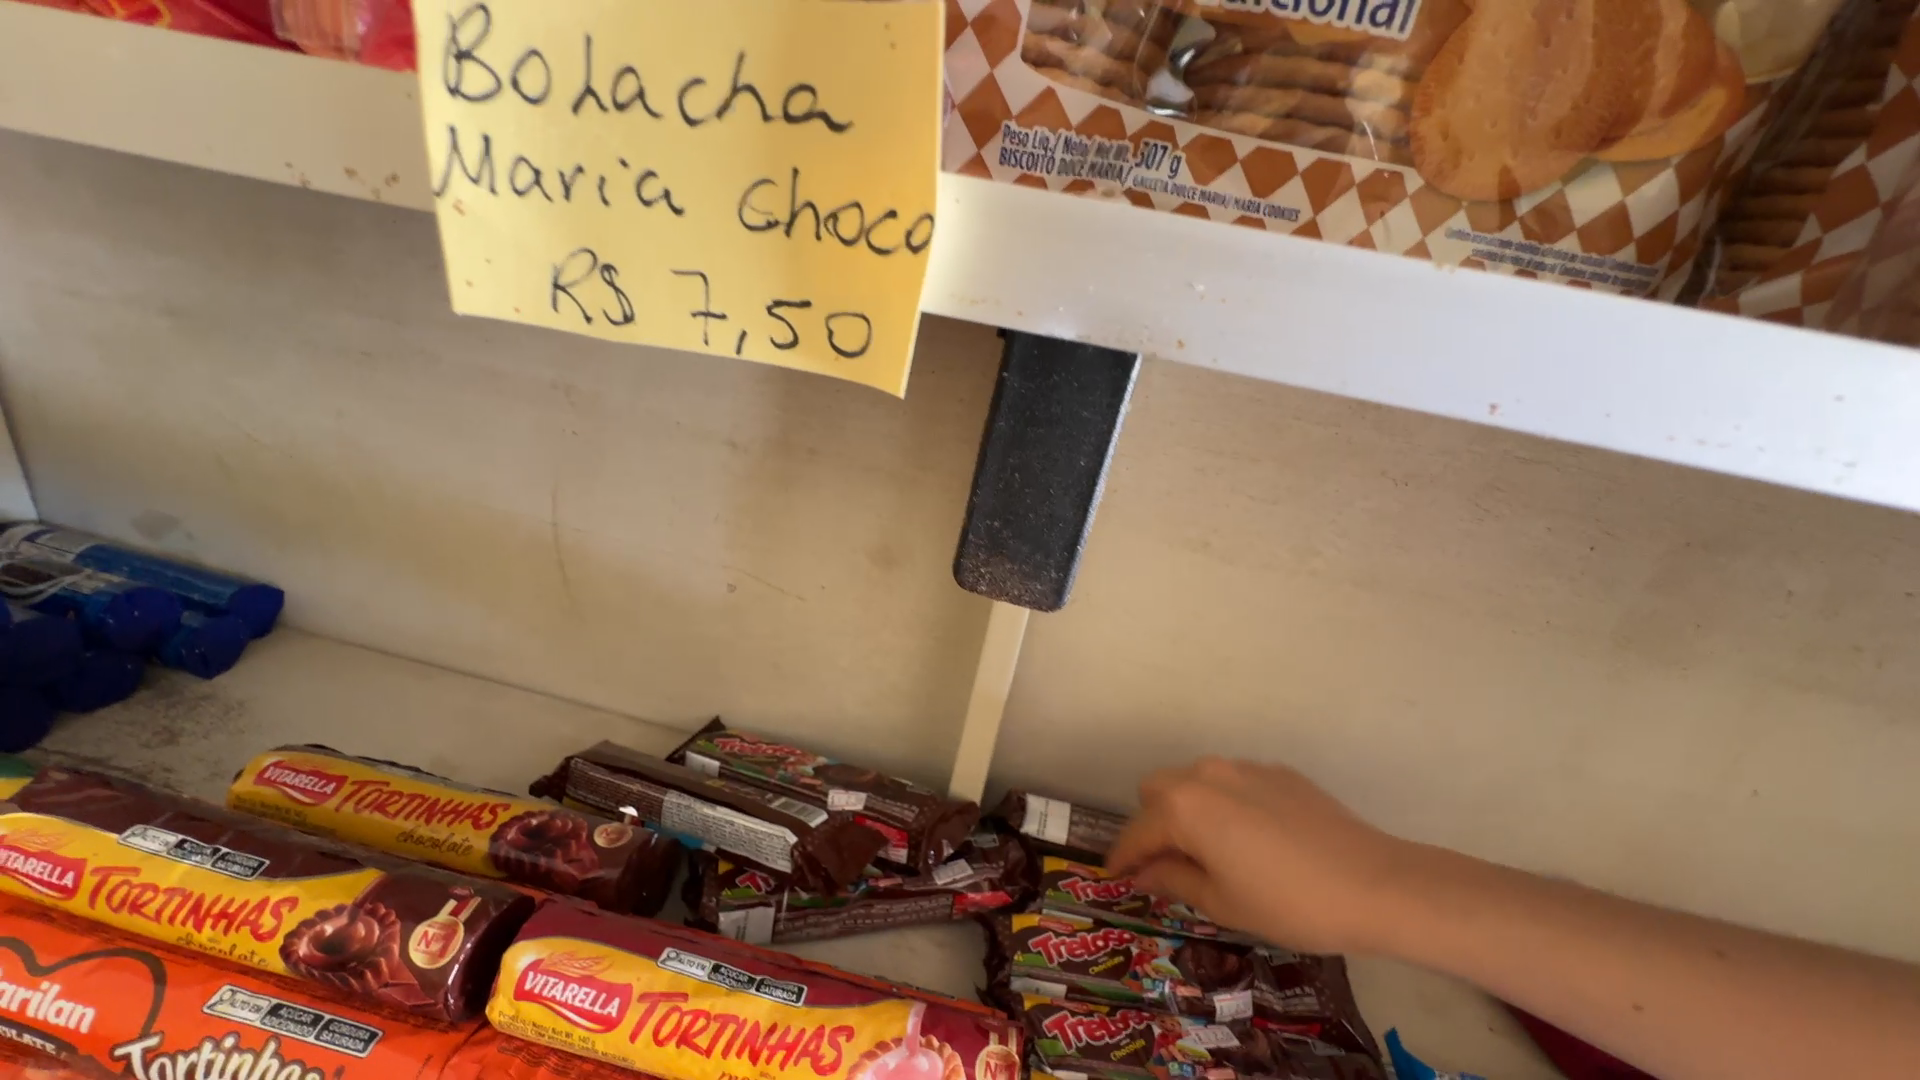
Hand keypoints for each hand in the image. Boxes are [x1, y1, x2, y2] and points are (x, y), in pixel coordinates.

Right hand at [1106, 757, 1411, 953]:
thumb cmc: (1289, 902)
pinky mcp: (1277, 771)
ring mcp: (1244, 767)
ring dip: (1188, 810)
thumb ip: (1172, 879)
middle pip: (1158, 790)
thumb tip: (1143, 873)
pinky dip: (1226, 804)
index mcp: (1185, 807)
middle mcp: (1206, 774)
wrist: (1377, 884)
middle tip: (1168, 864)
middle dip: (1152, 824)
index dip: (1123, 858)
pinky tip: (1252, 840)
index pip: (1137, 831)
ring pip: (1195, 781)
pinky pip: (1233, 782)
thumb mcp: (1223, 902)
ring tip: (1210, 851)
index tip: (1117, 877)